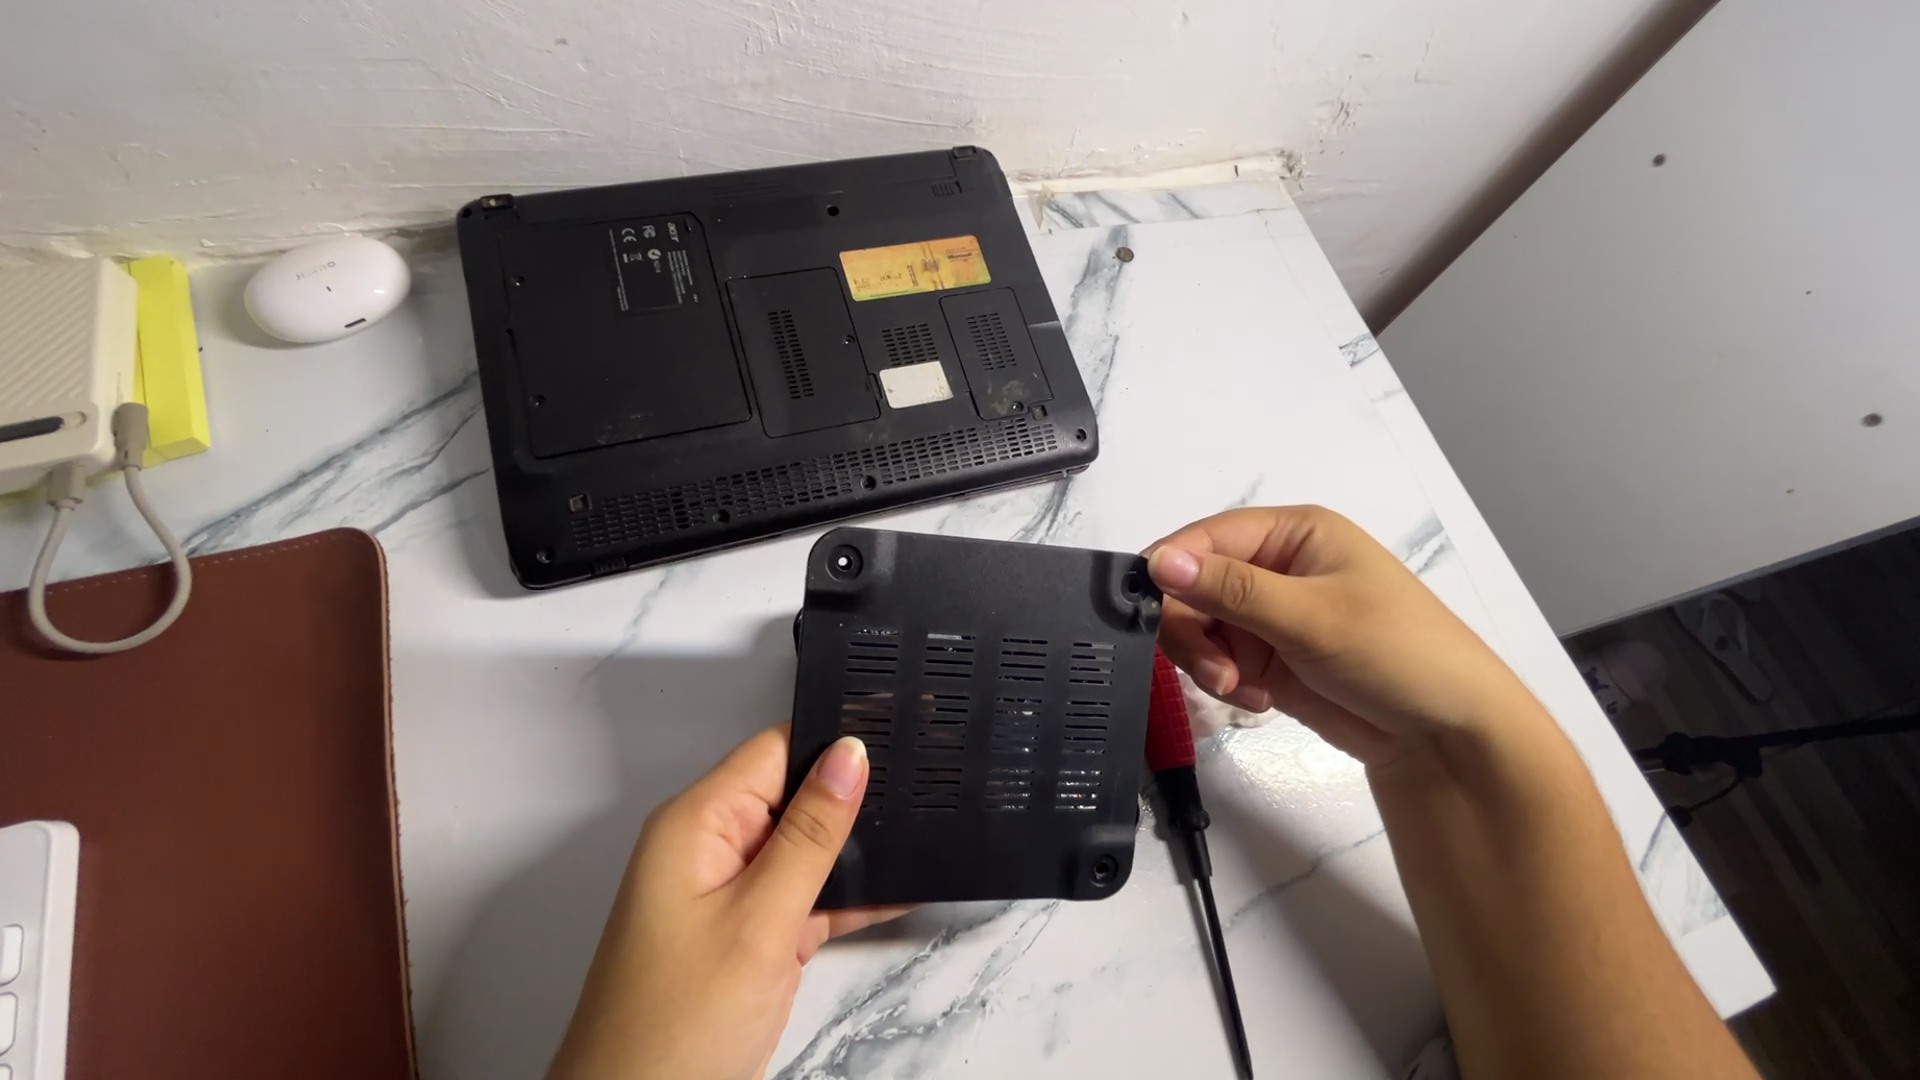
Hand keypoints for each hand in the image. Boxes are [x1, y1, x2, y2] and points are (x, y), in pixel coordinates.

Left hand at [547, 728, 903, 1079]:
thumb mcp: (757, 920)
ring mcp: (737, 891)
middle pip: (794, 794)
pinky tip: (902, 886)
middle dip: (851, 794)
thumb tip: (850, 755)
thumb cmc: (678, 1024)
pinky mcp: (755, 931)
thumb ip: (810, 835)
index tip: (894, 731)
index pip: (774, 752)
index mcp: (698, 823)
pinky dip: (850, 895)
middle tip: (921, 785)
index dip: (830, 739)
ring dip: (856, 848)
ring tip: (923, 828)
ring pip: (808, 846)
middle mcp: (715, 846)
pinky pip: (810, 893)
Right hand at [1147, 505, 1542, 767]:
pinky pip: (1215, 660)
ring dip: (1205, 661)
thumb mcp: (1312, 616)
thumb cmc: (1395, 653)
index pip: (1206, 538)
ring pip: (1196, 627)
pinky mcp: (1263, 657)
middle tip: (1214, 672)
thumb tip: (1156, 561)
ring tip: (1237, 690)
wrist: (1446, 737)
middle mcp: (1272, 568)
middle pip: (1191, 586)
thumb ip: (1230, 590)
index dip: (1172, 568)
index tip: (1146, 608)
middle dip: (1192, 631)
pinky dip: (1223, 682)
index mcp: (1291, 534)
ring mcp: (1266, 615)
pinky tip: (1254, 701)